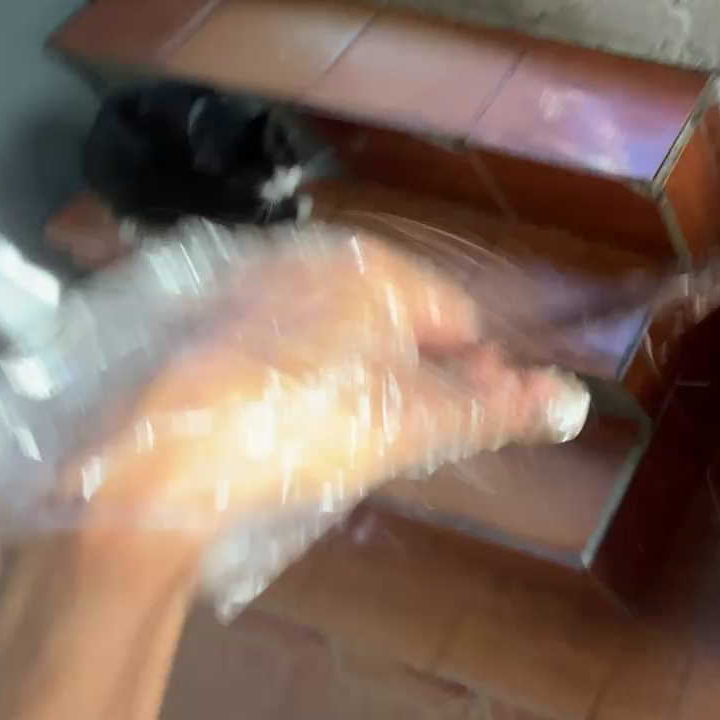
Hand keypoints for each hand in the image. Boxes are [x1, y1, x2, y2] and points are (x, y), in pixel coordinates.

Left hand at [72, 233, 588, 558]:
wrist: (145, 465)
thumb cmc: (308, 431)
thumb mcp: (420, 424)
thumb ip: (505, 408)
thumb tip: (574, 400)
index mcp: (378, 270)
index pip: (461, 320)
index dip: (469, 373)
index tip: (449, 419)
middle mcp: (314, 254)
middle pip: (400, 319)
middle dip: (412, 372)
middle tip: (390, 430)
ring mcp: (248, 274)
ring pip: (339, 324)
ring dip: (357, 370)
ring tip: (333, 429)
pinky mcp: (193, 305)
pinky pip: (280, 330)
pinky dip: (294, 365)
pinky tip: (277, 413)